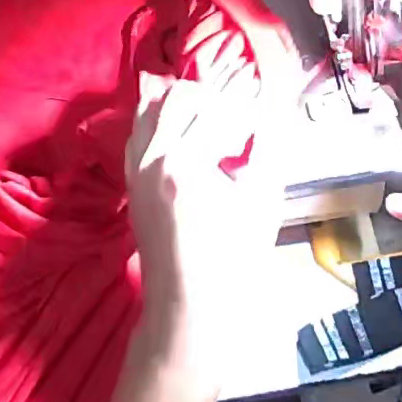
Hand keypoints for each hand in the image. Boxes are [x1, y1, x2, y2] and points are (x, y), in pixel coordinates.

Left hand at [124, 72, 283, 353]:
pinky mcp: (130, 179)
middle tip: (238, 115)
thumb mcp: (263, 198)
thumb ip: (268, 146)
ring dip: (184, 101)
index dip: (246, 106)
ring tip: (212, 116)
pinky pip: (138, 130)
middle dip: (215, 97)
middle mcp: (152, 158)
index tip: (262, 111)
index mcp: (186, 163)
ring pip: (150, 106)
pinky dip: (160, 118)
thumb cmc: (235, 258)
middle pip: (180, 95)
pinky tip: (184, 130)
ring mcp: (135, 168)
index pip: (218, 108)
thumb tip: (271, 110)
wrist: (192, 306)